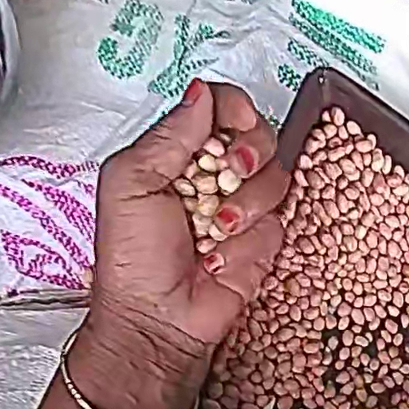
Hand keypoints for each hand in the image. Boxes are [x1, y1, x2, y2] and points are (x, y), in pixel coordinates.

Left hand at [70, 80, 291, 408]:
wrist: (158, 315)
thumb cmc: (133, 256)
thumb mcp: (131, 181)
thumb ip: (169, 136)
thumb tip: (201, 93)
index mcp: (184, 154)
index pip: (223, 109)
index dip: (235, 109)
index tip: (232, 122)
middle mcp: (220, 177)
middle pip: (262, 136)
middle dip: (249, 154)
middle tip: (226, 176)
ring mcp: (247, 210)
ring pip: (276, 181)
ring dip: (245, 206)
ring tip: (214, 232)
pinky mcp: (266, 244)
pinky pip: (277, 226)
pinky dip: (248, 244)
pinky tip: (221, 260)